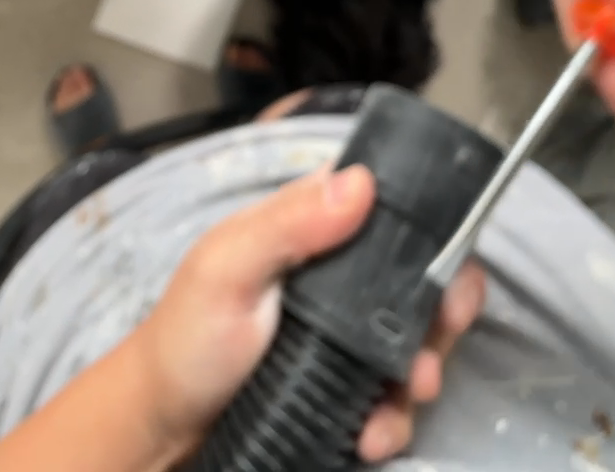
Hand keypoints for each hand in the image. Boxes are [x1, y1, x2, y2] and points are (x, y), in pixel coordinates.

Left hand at [128, 164, 483, 461]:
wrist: (165, 426)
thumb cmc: (187, 336)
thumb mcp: (229, 268)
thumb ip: (288, 224)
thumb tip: (360, 181)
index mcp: (307, 225)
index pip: (383, 208)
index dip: (428, 234)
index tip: (449, 272)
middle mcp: (333, 271)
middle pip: (414, 277)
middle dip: (440, 312)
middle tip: (436, 343)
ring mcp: (341, 329)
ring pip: (413, 337)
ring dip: (422, 369)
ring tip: (405, 396)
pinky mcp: (343, 381)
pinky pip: (392, 393)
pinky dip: (394, 414)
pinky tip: (372, 433)